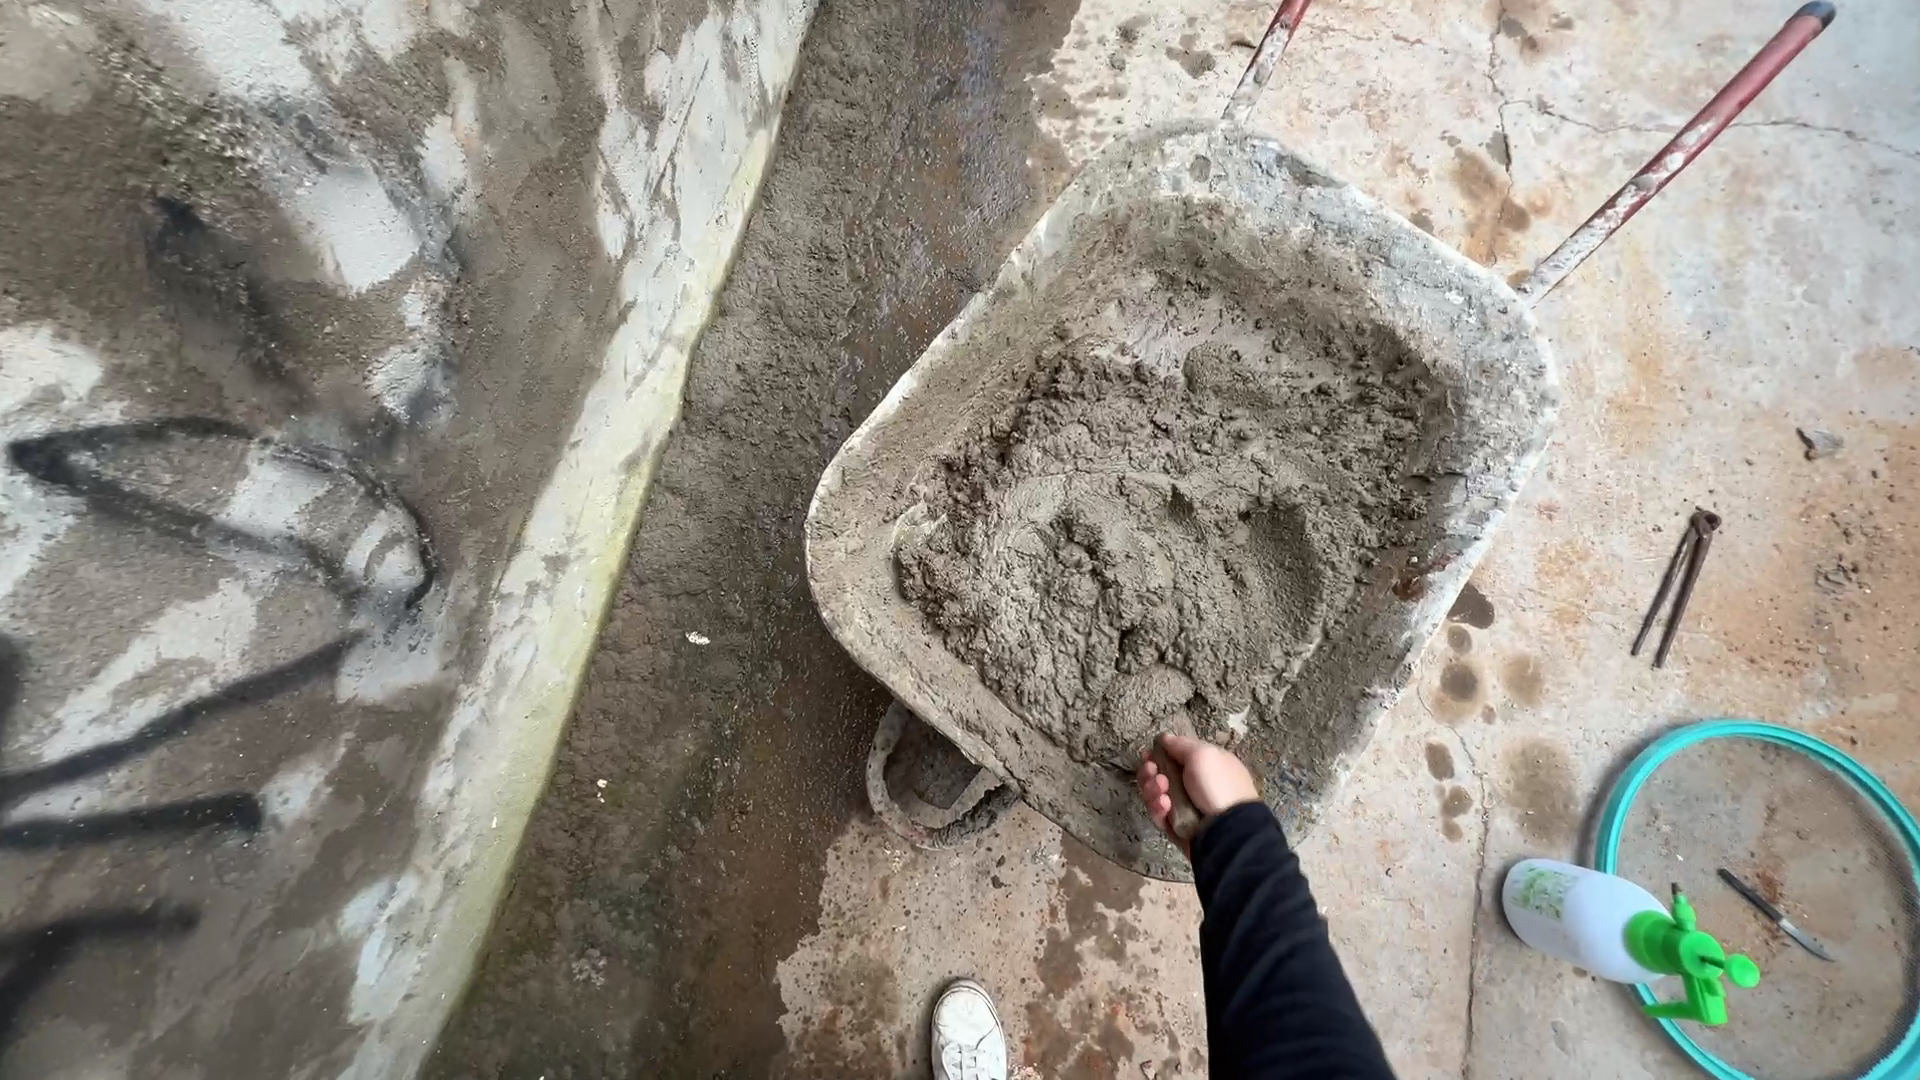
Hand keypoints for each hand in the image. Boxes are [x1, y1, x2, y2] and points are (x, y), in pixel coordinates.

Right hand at [1135, 733, 1259, 856]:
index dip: (1158, 754)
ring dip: (1152, 789)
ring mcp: (1182, 806)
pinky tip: (1165, 806)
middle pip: (1158, 774)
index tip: (1148, 755)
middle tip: (1153, 772)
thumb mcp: (1202, 754)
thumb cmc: (1217, 786)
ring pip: (1154, 793)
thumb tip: (1165, 738)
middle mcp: (1191, 785)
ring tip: (1162, 792)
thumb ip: (1181, 745)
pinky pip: (1158, 814)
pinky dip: (1158, 808)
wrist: (1228, 830)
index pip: (1174, 756)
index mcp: (1203, 766)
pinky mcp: (1175, 826)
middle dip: (1151, 771)